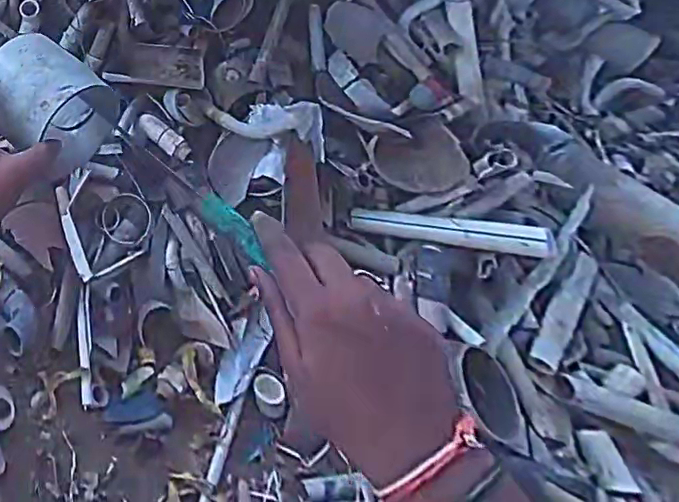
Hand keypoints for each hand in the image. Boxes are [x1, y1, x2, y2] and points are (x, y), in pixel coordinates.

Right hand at [250, 212, 459, 484]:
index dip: (269, 234)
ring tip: (339, 320)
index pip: (285, 252)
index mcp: (318, 309)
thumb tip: (260, 277)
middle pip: (321, 250)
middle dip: (305, 257)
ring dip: (339, 284)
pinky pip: (385, 295)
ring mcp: (390, 306)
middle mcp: (355, 298)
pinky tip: (369, 335)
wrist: (418, 453)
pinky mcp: (417, 319)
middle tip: (299, 277)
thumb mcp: (296, 368)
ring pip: (353, 273)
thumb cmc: (352, 419)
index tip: (262, 224)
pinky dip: (371, 306)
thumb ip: (277, 312)